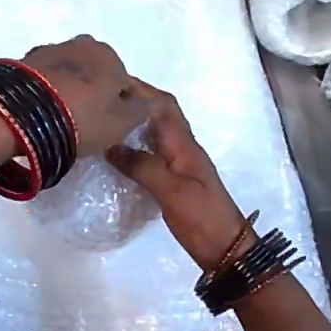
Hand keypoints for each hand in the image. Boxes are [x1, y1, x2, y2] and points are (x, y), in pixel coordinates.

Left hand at [21, 36, 152, 154]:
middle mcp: (83, 44)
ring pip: (69, 72)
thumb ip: (142, 110)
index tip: (105, 126)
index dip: (118, 107)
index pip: (123, 83)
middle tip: (82, 122)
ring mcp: (52, 48)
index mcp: (111, 56)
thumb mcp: (121, 123)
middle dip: (92, 93)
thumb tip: (152, 102)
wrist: (23, 114)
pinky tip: (42, 108)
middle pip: (95, 73)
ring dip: (69, 89)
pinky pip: (45, 76)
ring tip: (59, 117)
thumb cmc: (82, 119)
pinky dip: (47, 88)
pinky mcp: (25, 59)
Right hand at [104, 79, 247, 267]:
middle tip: (104, 96)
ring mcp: (181, 165)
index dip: (141, 89)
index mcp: (185, 146)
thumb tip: (111, 145)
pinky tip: (120, 151)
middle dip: (136, 99)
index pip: (163, 106)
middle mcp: (184, 149)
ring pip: (157, 132)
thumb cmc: (202, 219)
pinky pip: (154, 151)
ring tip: (106, 118)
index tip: (111, 79)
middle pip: (161, 114)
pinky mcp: (176, 180)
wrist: (227, 250)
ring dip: (136, 119)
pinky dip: (137, 143)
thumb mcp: (172, 192)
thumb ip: (143, 167)